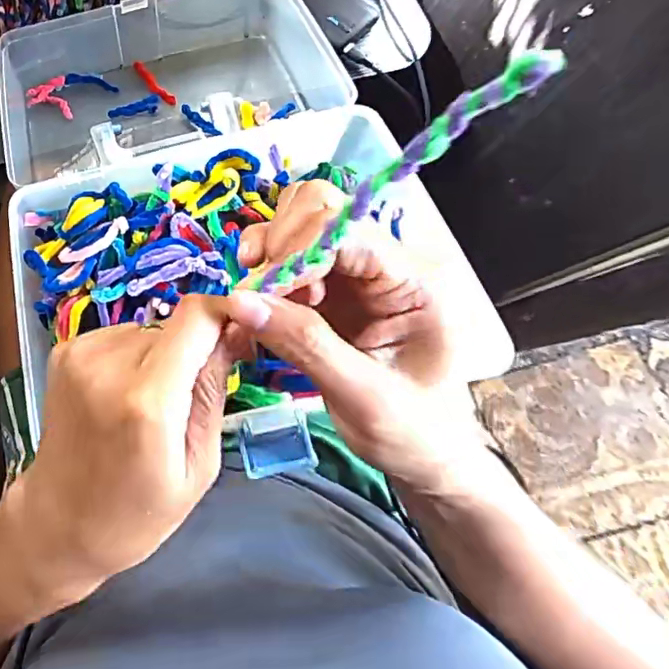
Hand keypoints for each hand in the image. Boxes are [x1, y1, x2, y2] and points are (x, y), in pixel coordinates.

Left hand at [0, 296, 245, 608]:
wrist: (59, 523)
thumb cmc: (137, 512)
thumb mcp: (197, 464)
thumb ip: (213, 389)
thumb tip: (236, 329)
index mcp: (147, 400)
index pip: (195, 317)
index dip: (224, 313)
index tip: (241, 328)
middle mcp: (108, 364)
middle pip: (171, 327)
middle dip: (189, 351)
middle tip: (185, 399)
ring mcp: (79, 353)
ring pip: (145, 330)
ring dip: (158, 355)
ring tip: (147, 405)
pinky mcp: (64, 351)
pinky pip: (118, 337)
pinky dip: (129, 358)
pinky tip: (121, 396)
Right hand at [234, 180, 486, 490]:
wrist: (428, 459)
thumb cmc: (413, 433)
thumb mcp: (363, 398)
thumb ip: (304, 343)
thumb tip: (240, 301)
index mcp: (413, 280)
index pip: (346, 231)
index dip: (296, 248)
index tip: (261, 286)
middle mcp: (383, 263)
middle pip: (320, 209)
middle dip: (280, 240)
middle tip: (256, 286)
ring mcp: (355, 272)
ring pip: (299, 223)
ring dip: (270, 252)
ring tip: (261, 299)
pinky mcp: (332, 287)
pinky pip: (288, 256)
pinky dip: (266, 271)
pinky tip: (264, 306)